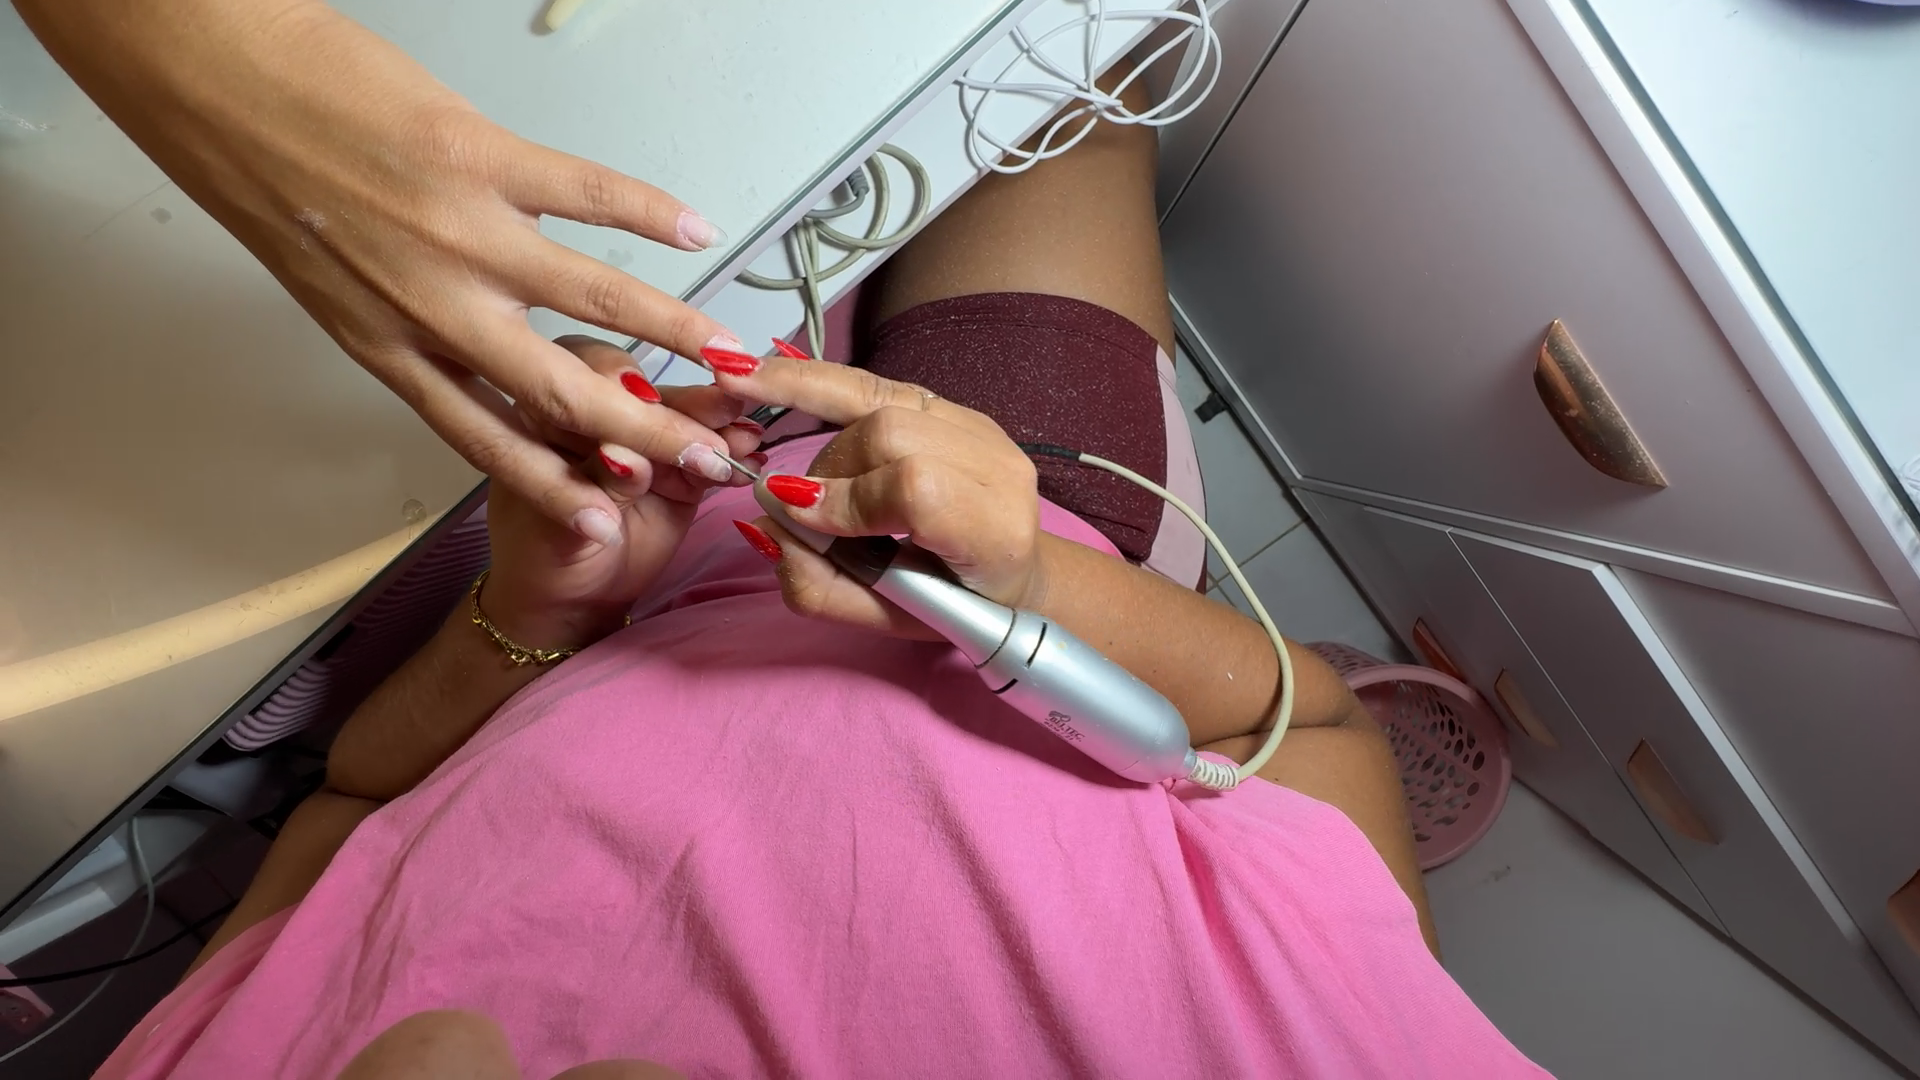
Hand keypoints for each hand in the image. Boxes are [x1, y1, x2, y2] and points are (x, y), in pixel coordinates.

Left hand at [16, 0, 745, 543]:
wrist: (192, 64)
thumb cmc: (269, 186)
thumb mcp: (338, 300)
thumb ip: (426, 350)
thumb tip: (512, 384)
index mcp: (396, 349)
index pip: (491, 439)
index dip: (557, 486)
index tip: (615, 522)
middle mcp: (435, 308)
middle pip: (562, 390)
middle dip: (648, 432)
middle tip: (713, 458)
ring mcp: (460, 233)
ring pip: (592, 298)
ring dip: (675, 331)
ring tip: (732, 354)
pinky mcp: (475, 156)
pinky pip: (583, 192)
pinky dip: (648, 212)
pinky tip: (697, 232)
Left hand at [480, 338, 764, 650]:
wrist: (575, 594)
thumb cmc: (543, 552)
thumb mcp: (556, 522)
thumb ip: (590, 485)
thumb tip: (625, 457)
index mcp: (549, 409)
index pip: (584, 377)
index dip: (620, 384)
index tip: (648, 400)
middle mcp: (604, 413)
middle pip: (649, 394)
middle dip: (689, 402)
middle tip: (726, 408)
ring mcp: (649, 439)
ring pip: (687, 422)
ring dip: (720, 425)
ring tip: (748, 437)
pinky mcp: (683, 468)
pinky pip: (710, 457)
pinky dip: (733, 458)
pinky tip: (752, 460)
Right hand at [713, 356, 1046, 639]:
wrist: (1013, 571)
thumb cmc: (957, 602)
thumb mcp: (887, 623)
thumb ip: (822, 587)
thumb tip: (770, 526)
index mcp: (996, 532)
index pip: (916, 488)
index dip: (847, 499)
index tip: (797, 517)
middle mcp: (998, 468)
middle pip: (889, 433)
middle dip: (826, 470)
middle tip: (801, 510)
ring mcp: (980, 429)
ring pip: (878, 402)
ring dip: (824, 441)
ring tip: (814, 487)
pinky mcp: (953, 408)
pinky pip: (876, 384)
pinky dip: (814, 381)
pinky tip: (759, 372)